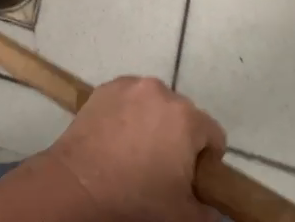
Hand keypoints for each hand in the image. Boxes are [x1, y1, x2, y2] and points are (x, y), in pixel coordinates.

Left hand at [42, 76, 225, 221]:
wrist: (80, 183)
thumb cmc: (137, 197)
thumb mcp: (184, 216)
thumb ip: (210, 212)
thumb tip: (213, 208)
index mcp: (186, 118)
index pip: (214, 134)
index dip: (208, 158)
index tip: (194, 176)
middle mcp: (160, 91)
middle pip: (184, 115)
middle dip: (180, 137)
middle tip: (166, 164)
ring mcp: (129, 85)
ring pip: (155, 103)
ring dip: (155, 121)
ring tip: (139, 149)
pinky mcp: (105, 87)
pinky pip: (129, 98)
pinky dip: (130, 112)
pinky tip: (119, 136)